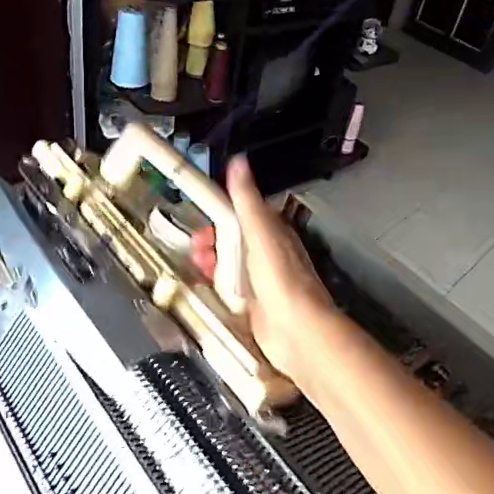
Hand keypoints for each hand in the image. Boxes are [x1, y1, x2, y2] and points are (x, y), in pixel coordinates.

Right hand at [190, 157, 345, 379]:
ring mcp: (262, 281)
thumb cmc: (283, 280)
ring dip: (213, 263)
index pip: (244, 214)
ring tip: (200, 266)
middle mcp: (270, 255)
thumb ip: (247, 199)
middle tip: (197, 245)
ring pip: (232, 265)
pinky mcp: (254, 306)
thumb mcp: (259, 231)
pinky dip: (218, 287)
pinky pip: (231, 291)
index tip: (202, 216)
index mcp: (274, 233)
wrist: (295, 329)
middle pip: (235, 240)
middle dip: (213, 240)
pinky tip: (211, 289)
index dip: (221, 213)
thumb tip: (239, 164)